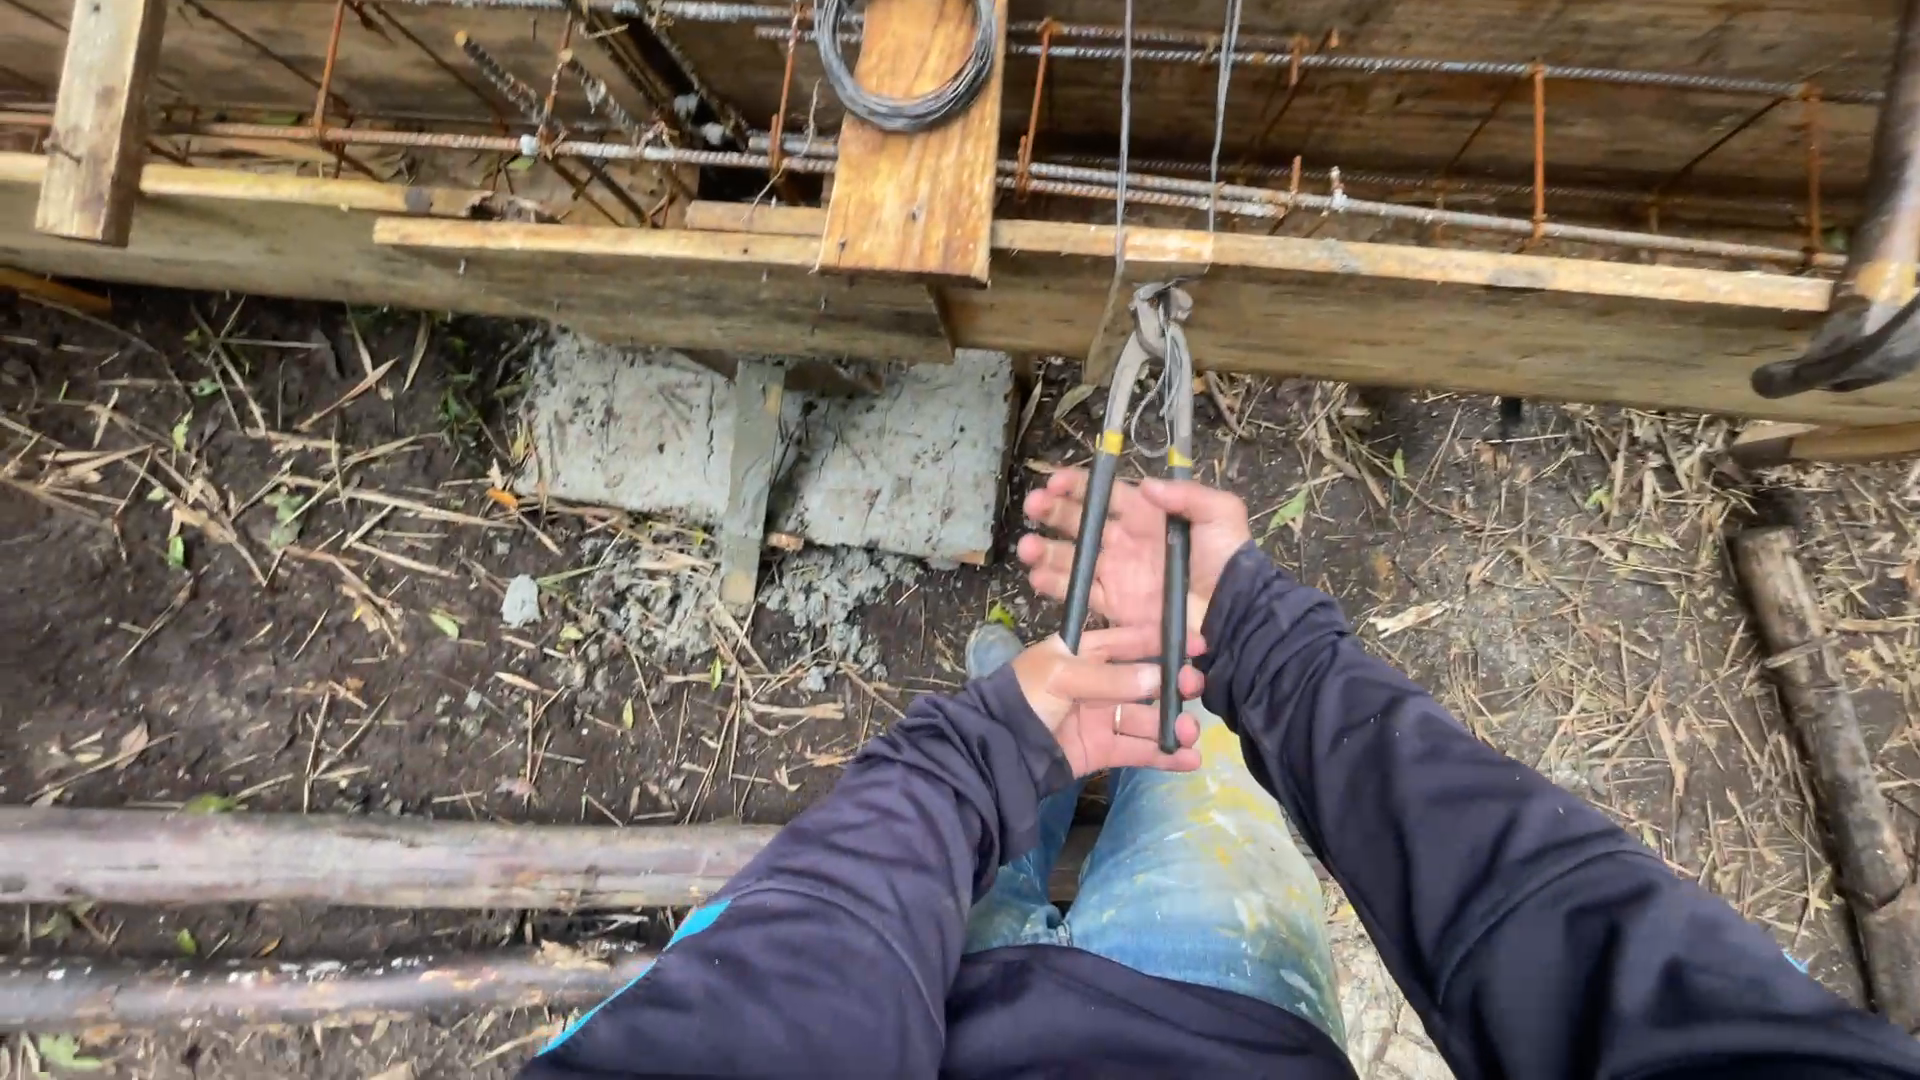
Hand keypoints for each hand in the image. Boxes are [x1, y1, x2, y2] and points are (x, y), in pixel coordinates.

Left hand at [1010, 626, 1203, 775]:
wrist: (999, 747)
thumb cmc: (1026, 696)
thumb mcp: (1062, 676)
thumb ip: (1111, 679)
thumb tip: (1158, 679)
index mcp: (1082, 653)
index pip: (1128, 641)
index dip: (1160, 641)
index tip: (1197, 644)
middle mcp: (1096, 682)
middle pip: (1143, 681)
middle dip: (1172, 684)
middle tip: (1194, 688)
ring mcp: (1100, 716)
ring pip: (1145, 718)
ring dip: (1171, 724)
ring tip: (1189, 732)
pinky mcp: (1102, 749)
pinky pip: (1138, 749)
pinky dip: (1164, 755)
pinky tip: (1188, 759)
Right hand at [1017, 469, 1252, 631]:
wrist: (1233, 611)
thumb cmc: (1227, 558)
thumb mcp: (1220, 513)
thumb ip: (1186, 495)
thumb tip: (1146, 485)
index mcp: (1144, 514)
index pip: (1103, 494)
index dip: (1076, 486)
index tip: (1054, 482)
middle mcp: (1122, 541)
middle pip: (1078, 523)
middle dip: (1051, 513)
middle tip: (1032, 508)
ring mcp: (1115, 573)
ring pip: (1070, 558)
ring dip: (1044, 550)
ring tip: (1026, 548)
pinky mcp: (1113, 604)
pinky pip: (1078, 593)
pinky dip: (1055, 585)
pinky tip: (1037, 577)